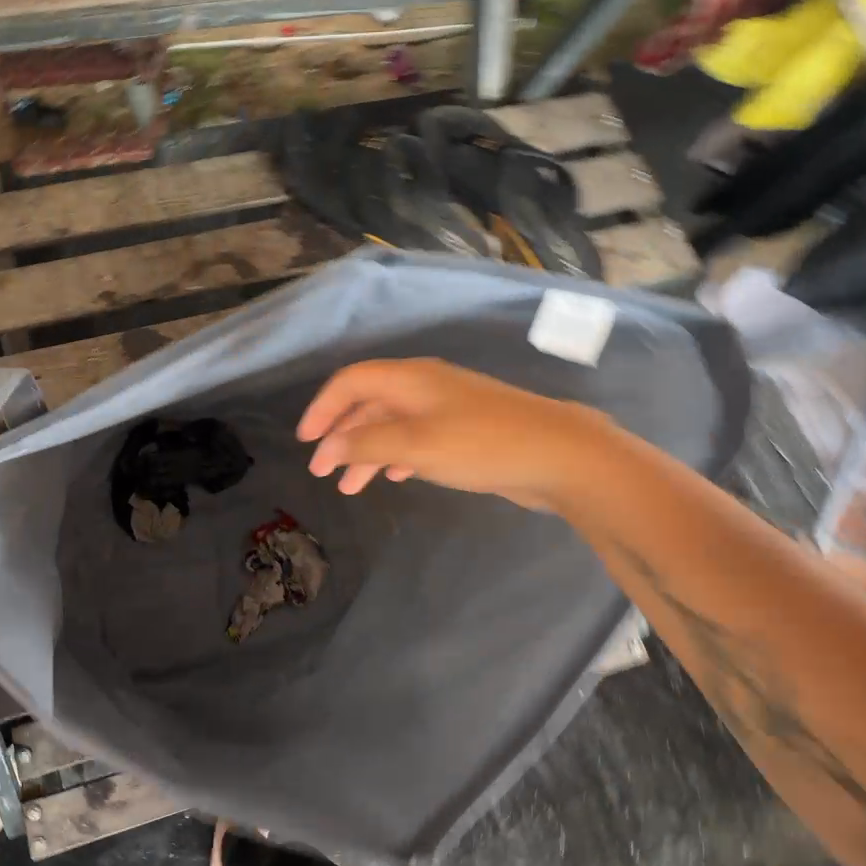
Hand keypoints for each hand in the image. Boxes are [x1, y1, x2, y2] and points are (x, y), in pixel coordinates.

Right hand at [296, 358, 613, 507]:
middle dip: (341, 436)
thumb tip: (330, 445)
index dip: (323, 407)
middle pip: (368, 404)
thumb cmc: (482, 444)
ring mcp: (447, 409)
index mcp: (410, 379)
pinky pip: (416, 439)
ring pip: (392, 425)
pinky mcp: (465, 432)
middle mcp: (424, 387)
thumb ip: (368, 445)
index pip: (351, 381)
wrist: (560, 455)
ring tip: (350, 487)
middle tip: (322, 471)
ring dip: (366, 452)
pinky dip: (396, 456)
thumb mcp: (417, 445)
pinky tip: (393, 477)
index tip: (305, 441)